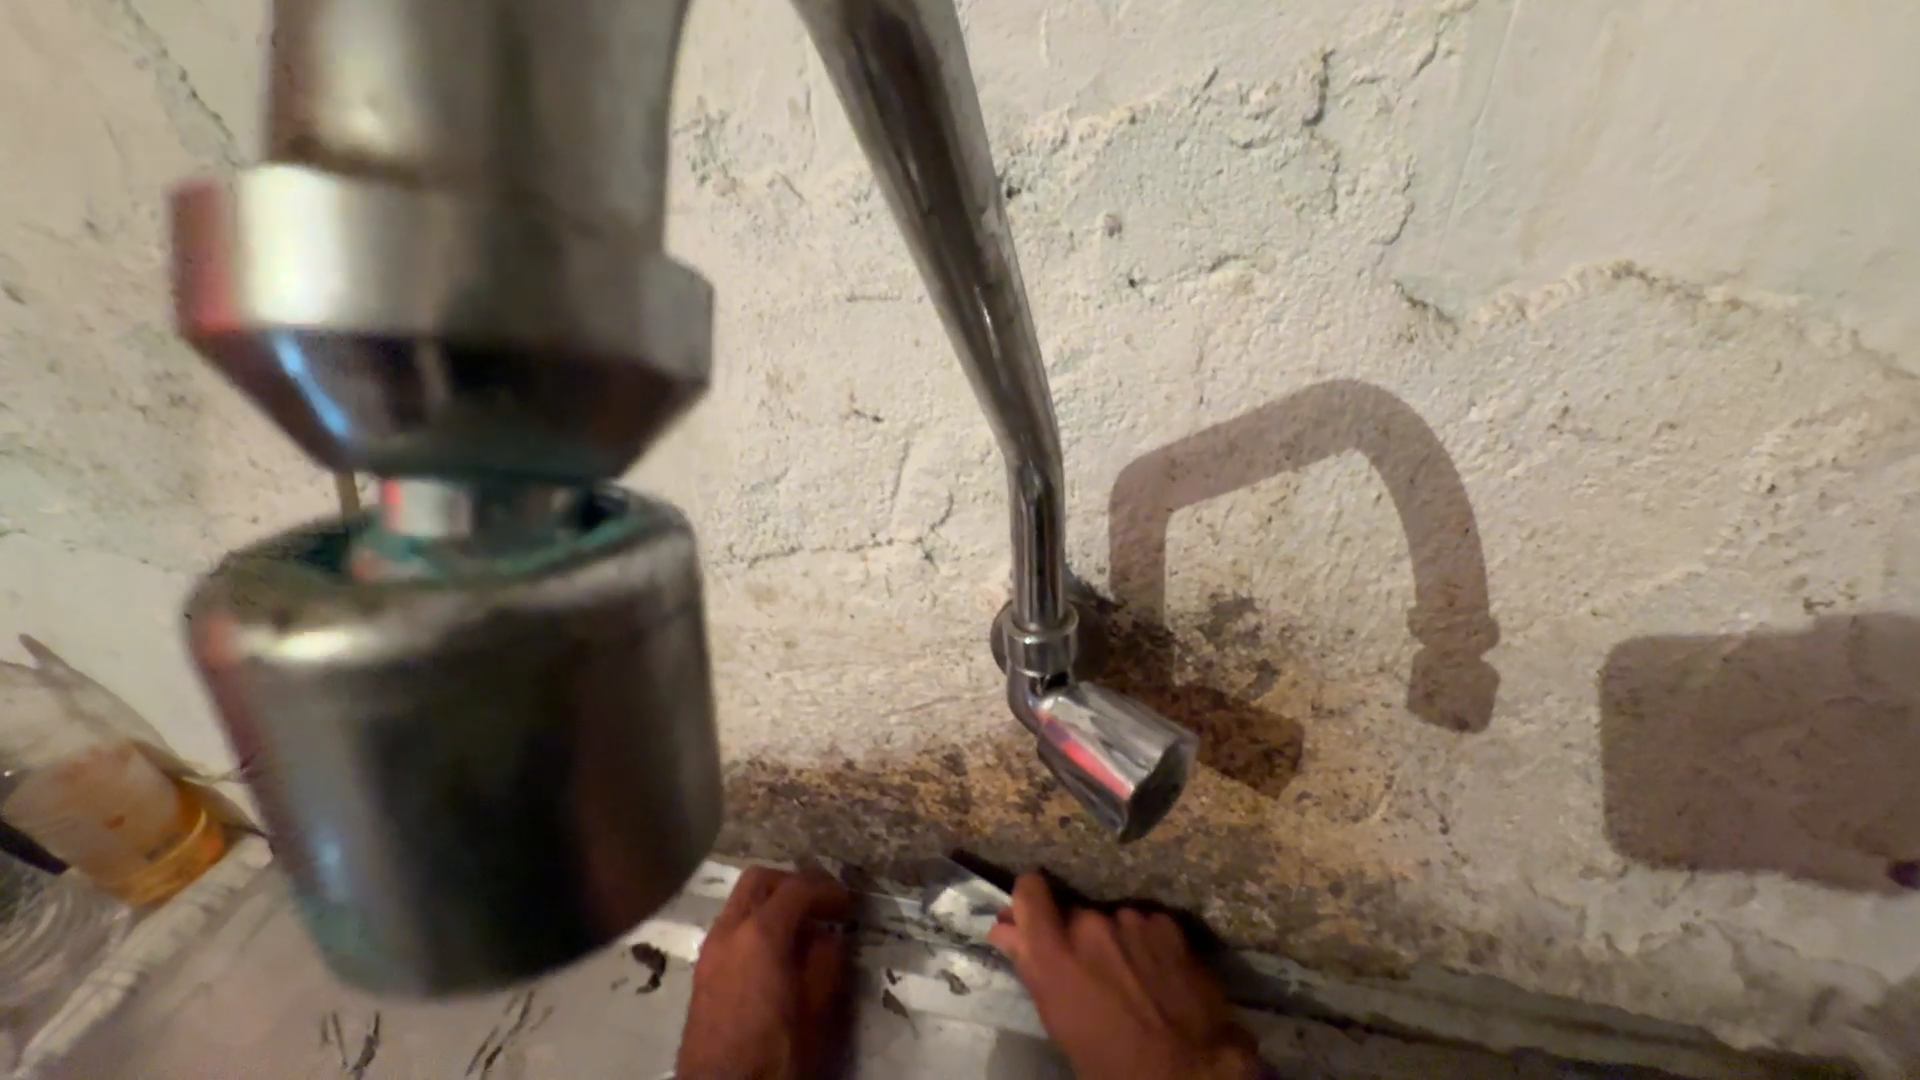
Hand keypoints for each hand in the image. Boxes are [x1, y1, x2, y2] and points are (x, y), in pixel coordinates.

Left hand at [677, 866, 853, 1079]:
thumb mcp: (817, 1009)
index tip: (848, 906)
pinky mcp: (702, 972)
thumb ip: (826, 961)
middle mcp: (729, 931)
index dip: (827, 890)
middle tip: (821, 904)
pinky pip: (731, 927)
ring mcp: (710, 950)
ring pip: (740, 902)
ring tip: (801, 930)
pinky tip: (777, 953)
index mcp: (760, 934)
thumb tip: (828, 937)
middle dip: (793, 883)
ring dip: (772, 903)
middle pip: (759, 880)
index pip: (797, 887)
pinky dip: (755, 923)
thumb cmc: (776, 1055)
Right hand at [989, 873, 1259, 1079]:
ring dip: (1113, 941)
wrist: (1191, 1070)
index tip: (1035, 920)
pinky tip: (1157, 975)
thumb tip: (1004, 930)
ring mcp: (1131, 919)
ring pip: (1110, 920)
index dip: (1028, 901)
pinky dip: (1145, 944)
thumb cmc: (1112, 1061)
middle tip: (1091, 973)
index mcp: (1056, 950)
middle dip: (1075, 935)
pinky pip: (1144, 925)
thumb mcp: (1059, 1022)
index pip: (1029, 889)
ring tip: (1131, 980)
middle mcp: (1090, 922)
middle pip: (1072, 912)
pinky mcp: (1165, 922)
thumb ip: (1031, 967)